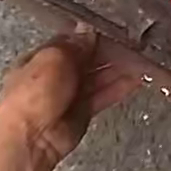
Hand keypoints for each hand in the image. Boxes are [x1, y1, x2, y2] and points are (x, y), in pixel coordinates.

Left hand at [0, 27, 137, 166]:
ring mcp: (68, 95)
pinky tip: (135, 80)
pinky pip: (103, 96)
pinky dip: (119, 88)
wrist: (31, 139)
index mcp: (40, 58)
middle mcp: (54, 76)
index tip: (112, 31)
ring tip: (139, 61)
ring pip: (98, 77)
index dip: (91, 36)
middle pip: (87, 60)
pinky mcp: (82, 112)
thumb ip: (75, 44)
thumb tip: (88, 30)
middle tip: (131, 45)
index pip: (71, 42)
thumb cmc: (32, 96)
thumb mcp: (54, 58)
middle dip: (108, 53)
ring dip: (118, 69)